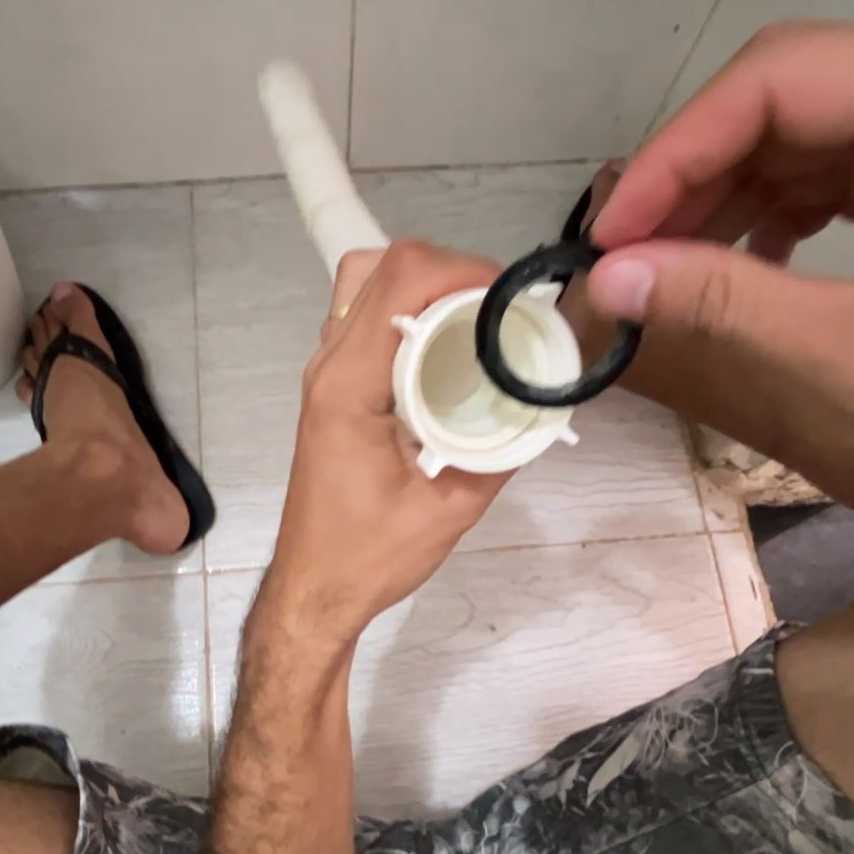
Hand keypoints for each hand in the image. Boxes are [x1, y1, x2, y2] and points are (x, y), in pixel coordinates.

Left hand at [260, 241, 511, 643]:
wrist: (314, 587)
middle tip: (493, 312)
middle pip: (378, 266)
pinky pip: (363, 322)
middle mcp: (328, 366)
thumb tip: (539, 406)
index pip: (401, 282)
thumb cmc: (370, 557)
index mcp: (350, 386)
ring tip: (471, 323)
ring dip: (421, 287)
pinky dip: (405, 314)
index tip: (509, 304)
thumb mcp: (449, 510)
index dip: (463, 271)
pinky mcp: (329, 391)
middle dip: (446, 271)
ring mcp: (322, 375)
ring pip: (364, 286)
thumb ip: (499, 452)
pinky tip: (442, 352)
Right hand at [586, 22, 853, 546]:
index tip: (608, 240)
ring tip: (670, 271)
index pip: (784, 77)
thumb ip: (723, 306)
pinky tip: (741, 267)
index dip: (674, 154)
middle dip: (693, 178)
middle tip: (627, 262)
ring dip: (725, 198)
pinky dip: (774, 215)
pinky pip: (845, 168)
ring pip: (810, 130)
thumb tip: (604, 279)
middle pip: (794, 94)